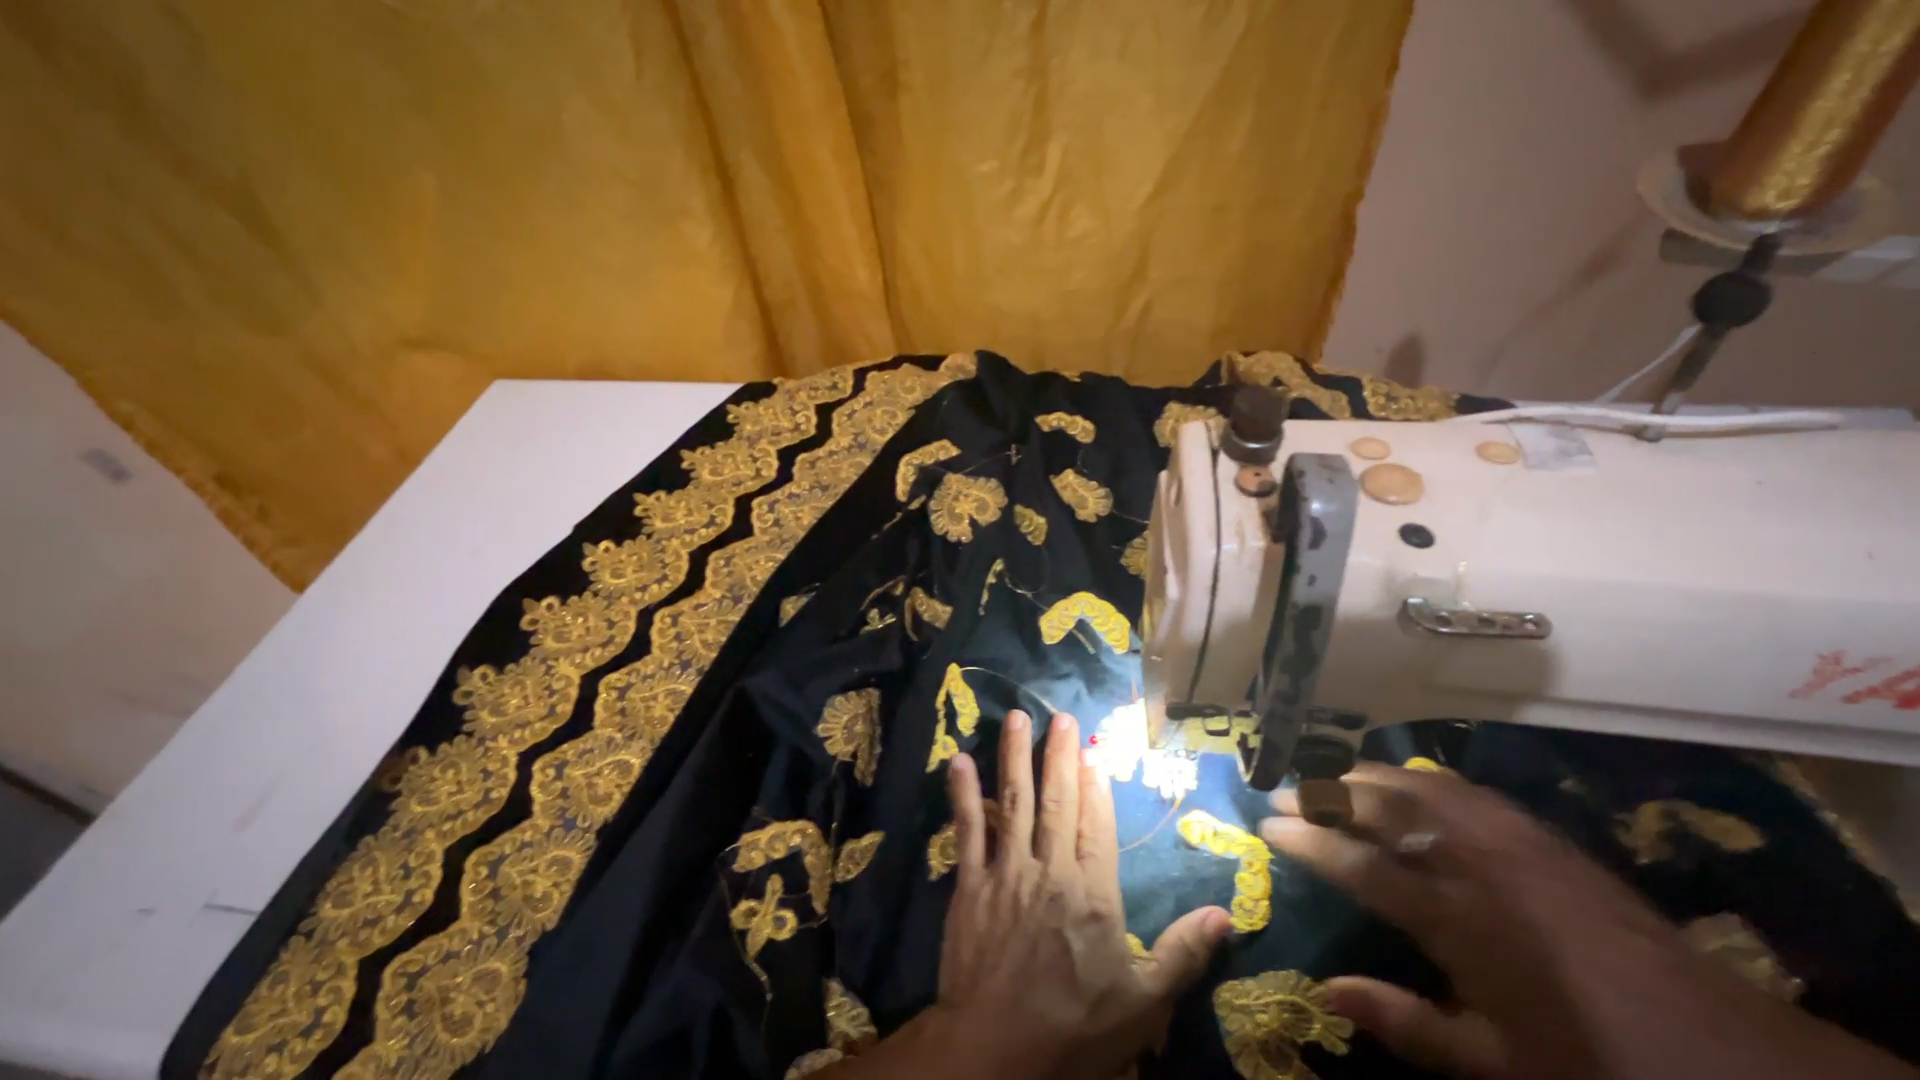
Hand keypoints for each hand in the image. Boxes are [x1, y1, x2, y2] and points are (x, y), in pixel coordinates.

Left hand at [830, 710, 1230, 1079]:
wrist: (995, 1049)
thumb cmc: (1074, 1027)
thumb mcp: (1142, 1002)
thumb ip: (1183, 954)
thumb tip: (1227, 915)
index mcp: (1092, 894)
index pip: (1096, 826)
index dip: (1096, 786)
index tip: (1094, 750)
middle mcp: (1049, 871)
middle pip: (1057, 802)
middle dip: (1058, 756)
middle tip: (1059, 716)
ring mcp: (1005, 873)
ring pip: (1013, 803)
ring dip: (1014, 758)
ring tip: (1016, 718)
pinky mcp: (969, 886)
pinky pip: (967, 830)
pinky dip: (963, 794)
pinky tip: (958, 762)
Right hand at [1260, 762, 1917, 1079]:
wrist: (1716, 1046)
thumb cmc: (1591, 1060)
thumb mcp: (1494, 1061)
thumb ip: (1406, 1022)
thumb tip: (1327, 989)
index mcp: (1458, 920)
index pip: (1361, 865)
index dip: (1309, 842)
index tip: (1267, 825)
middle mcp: (1479, 866)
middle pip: (1390, 809)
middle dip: (1330, 794)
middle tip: (1285, 787)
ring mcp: (1518, 845)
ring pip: (1430, 790)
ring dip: (1376, 777)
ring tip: (1337, 773)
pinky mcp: (1550, 840)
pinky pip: (1473, 793)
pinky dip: (1428, 781)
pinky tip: (1416, 784)